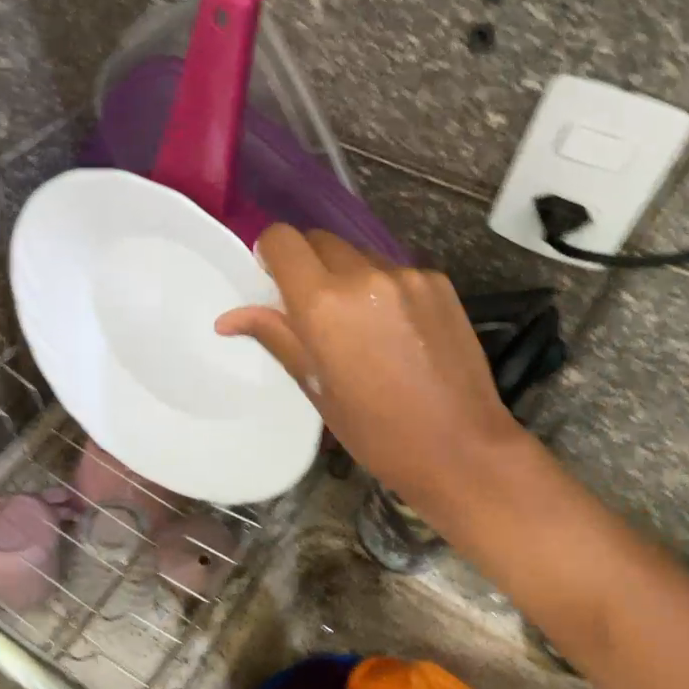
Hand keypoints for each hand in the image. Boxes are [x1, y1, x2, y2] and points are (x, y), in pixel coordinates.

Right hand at [217, 226, 523, 518]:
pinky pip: (396, 271)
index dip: (271, 254)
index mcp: (323, 303)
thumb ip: (276, 337)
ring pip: (359, 255)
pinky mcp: (439, 283)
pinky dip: (384, 288)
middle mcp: (364, 275)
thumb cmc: (375, 431)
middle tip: (314, 309)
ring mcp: (407, 276)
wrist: (460, 448)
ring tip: (361, 325)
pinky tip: (398, 331)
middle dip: (308, 264)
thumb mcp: (316, 388)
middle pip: (319, 240)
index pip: (282, 240)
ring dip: (347, 276)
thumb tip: (228, 319)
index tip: (275, 281)